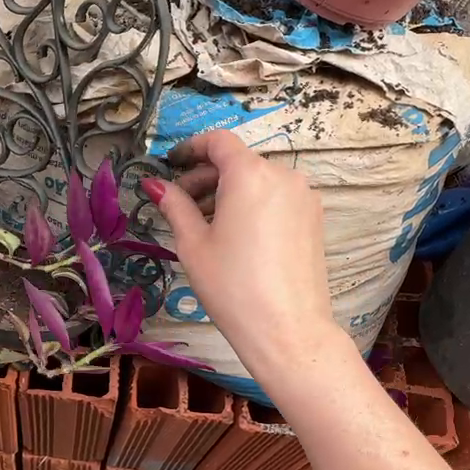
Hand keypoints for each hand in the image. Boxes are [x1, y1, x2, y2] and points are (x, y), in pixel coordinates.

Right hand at [142, 131, 340, 365]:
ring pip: (257, 181)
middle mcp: (283, 175)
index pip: (219, 141)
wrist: (286, 328)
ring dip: (228, 193)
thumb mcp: (193, 244)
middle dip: (206, 177)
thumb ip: (175, 206)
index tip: (171, 164)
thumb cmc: (231, 285)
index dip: (191, 147)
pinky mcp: (313, 218)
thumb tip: (155, 185)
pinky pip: (275, 198)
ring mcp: (304, 196)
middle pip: (238, 162)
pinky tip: (234, 236)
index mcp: (250, 175)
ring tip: (205, 226)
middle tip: (179, 204)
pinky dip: (251, 205)